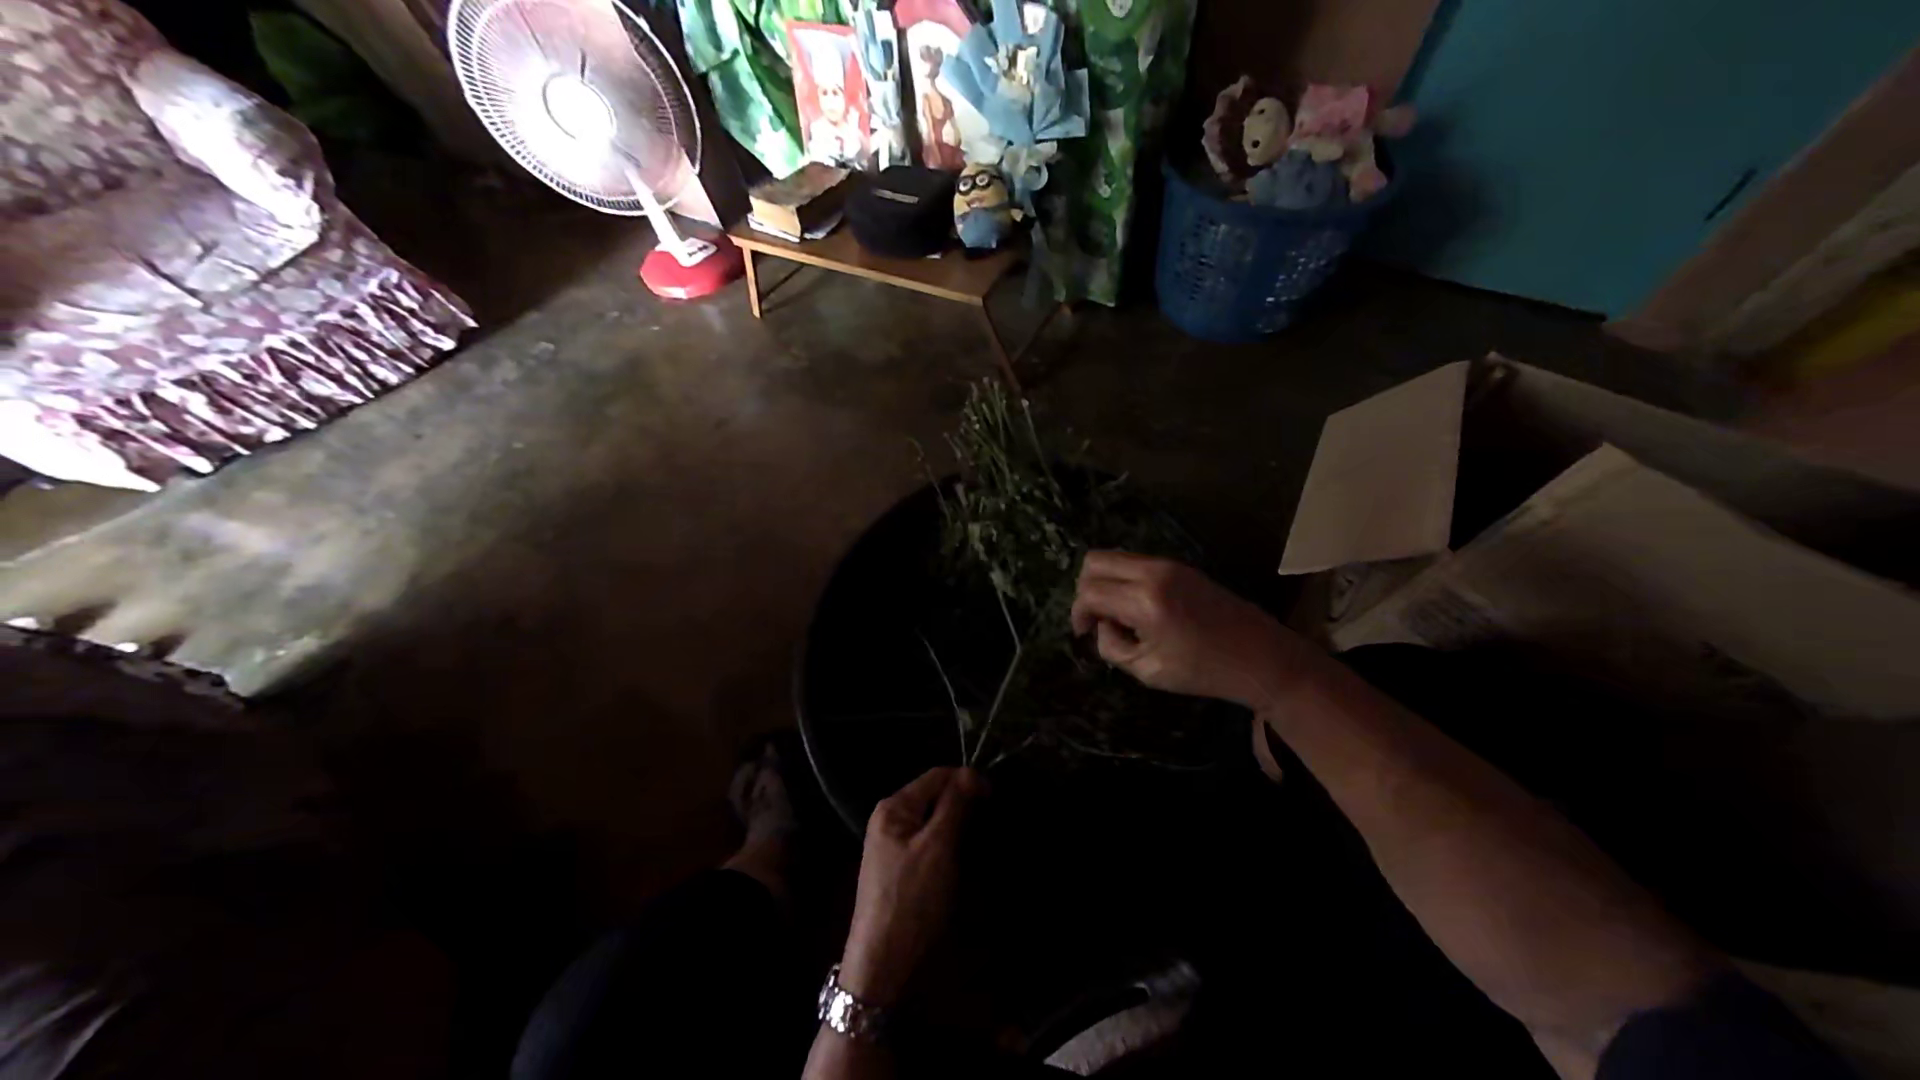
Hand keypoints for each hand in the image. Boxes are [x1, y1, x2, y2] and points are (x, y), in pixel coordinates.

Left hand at [839, 767, 985, 1006]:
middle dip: (965, 804)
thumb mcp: (937, 847)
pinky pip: (932, 844)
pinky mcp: (904, 869)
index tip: (997, 797)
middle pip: (936, 797)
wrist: (884, 964)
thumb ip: (954, 806)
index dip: (967, 780)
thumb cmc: (911, 899)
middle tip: (994, 821)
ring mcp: (896, 846)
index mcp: (894, 807)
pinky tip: (968, 858)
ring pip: (936, 822)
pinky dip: (952, 846)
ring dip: (961, 827)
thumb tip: (972, 772)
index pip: (937, 775)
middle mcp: (892, 820)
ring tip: (987, 839)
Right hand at [1070, 551, 1305, 708]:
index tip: (1083, 633)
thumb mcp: (1148, 671)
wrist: (1262, 657)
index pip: (1089, 592)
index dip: (1077, 613)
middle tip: (1096, 620)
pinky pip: (1136, 562)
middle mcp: (1153, 573)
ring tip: (1118, 616)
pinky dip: (1125, 580)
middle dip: (1086, 590)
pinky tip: (1139, 610)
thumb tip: (1102, 626)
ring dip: (1106, 583)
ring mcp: (1169, 565)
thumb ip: (1113, 646)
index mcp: (1144, 602)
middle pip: (1095, 561)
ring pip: (1115, 557)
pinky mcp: (1181, 566)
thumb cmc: (1205, 672)